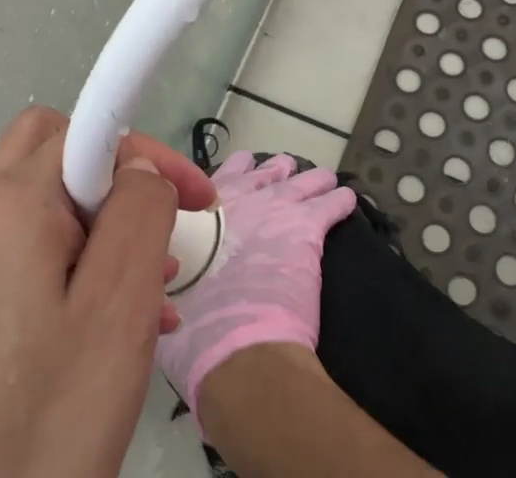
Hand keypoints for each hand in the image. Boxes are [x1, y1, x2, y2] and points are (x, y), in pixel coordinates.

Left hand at [0, 106, 216, 477]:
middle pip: (53, 153)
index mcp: (7, 206)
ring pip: (41, 212)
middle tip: (162, 235)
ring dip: (101, 233)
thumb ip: (138, 215)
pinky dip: (70, 271)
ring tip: (150, 301)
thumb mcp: (115, 313)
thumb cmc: (39, 422)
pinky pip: (21, 260)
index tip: (199, 200)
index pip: (87, 127)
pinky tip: (104, 335)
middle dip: (119, 181)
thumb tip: (137, 168)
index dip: (150, 152)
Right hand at [156, 152, 357, 411]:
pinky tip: (347, 200)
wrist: (235, 343)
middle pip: (263, 173)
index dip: (236, 175)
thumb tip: (175, 268)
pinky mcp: (307, 226)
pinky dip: (340, 200)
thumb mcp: (168, 287)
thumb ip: (176, 264)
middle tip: (282, 173)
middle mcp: (239, 198)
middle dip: (274, 172)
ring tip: (321, 180)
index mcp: (202, 213)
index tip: (243, 172)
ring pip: (300, 181)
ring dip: (311, 180)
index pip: (220, 179)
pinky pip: (331, 202)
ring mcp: (275, 207)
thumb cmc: (194, 326)